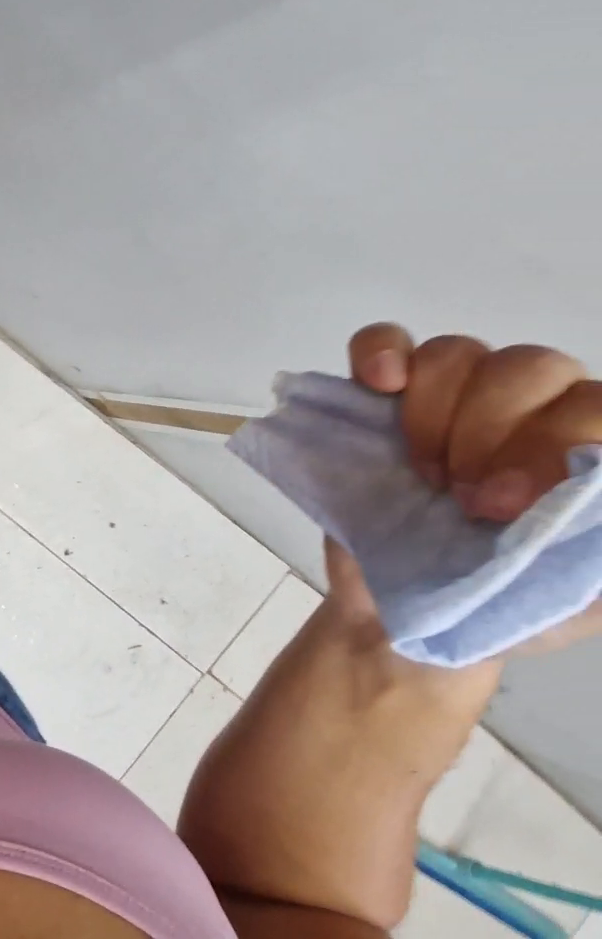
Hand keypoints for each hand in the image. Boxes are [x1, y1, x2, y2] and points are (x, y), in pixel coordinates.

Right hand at [346, 322, 601, 652]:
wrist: (404, 616)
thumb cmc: (504, 609)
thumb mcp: (590, 593)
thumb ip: (601, 541)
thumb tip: (594, 493)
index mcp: (592, 451)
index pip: (597, 408)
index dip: (550, 443)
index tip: (497, 506)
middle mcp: (536, 413)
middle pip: (530, 368)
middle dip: (485, 435)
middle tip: (458, 498)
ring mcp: (452, 402)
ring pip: (459, 354)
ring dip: (432, 412)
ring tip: (418, 470)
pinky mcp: (381, 402)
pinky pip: (383, 341)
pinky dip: (378, 351)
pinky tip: (379, 384)